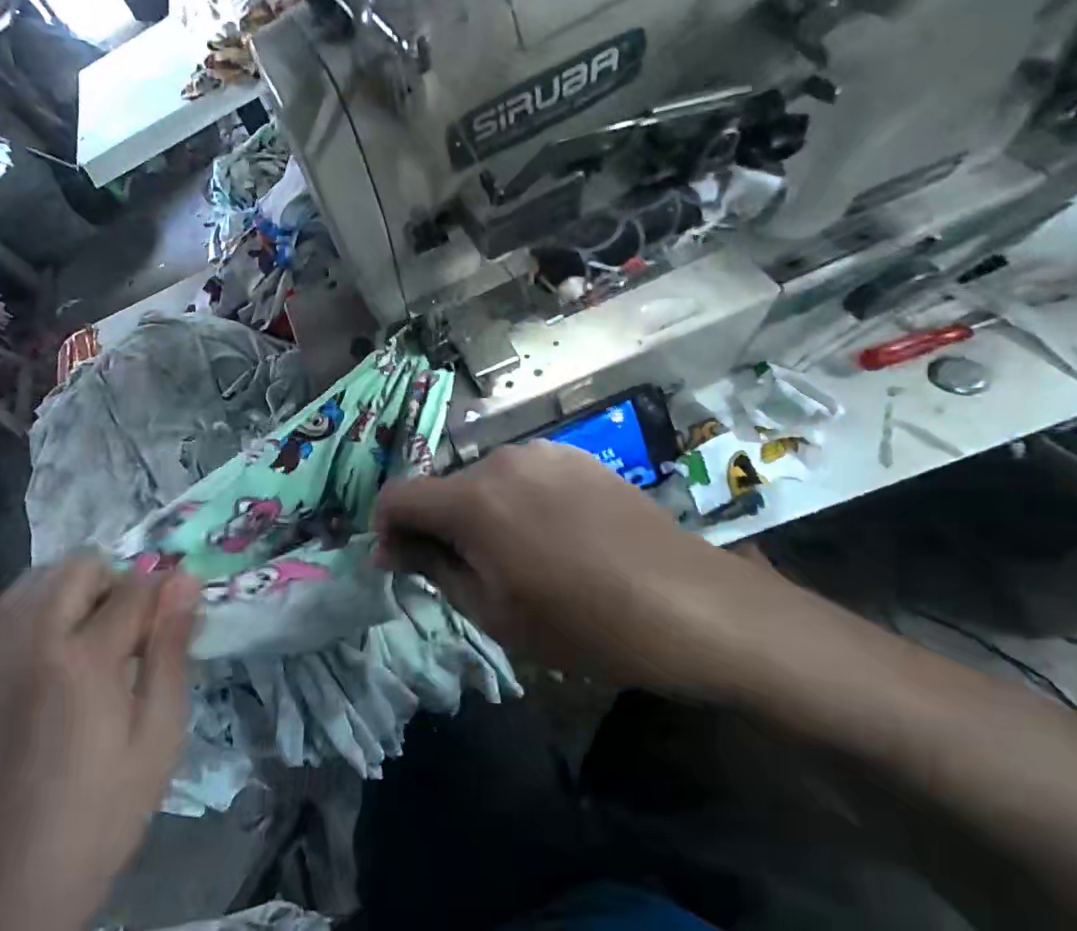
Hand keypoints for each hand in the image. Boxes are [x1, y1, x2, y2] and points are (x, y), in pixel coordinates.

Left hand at [0, 556, 200, 930]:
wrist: (12, 892)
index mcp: (86, 659)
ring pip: (23, 582)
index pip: (135, 588)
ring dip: (58, 594)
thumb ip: (172, 650)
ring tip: (71, 638)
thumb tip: (184, 578)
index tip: (167, 619)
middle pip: (76, 568)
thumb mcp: (160, 735)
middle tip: (121, 635)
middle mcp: (25, 643)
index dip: (161, 596)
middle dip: (111, 586)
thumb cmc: (103, 813)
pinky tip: (2, 640)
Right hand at [375, 442, 814, 693]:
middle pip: (444, 488)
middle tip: (471, 577)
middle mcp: (503, 459)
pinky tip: (557, 539)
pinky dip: (519, 502)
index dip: (387, 530)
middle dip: (439, 527)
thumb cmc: (583, 624)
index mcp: (474, 498)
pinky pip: (527, 475)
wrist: (689, 605)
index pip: (397, 497)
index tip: (404, 565)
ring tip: (521, 560)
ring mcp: (547, 452)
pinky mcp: (581, 456)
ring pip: (486, 481)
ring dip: (482, 514)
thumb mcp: (494, 612)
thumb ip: (433, 569)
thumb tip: (390, 548)